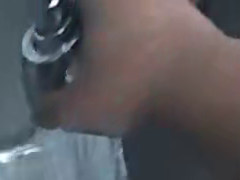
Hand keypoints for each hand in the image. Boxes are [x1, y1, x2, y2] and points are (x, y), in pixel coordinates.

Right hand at [38, 0, 225, 133]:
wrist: (198, 82)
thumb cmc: (127, 86)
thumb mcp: (74, 109)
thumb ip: (49, 107)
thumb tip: (41, 107)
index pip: (64, 2)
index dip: (56, 16)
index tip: (51, 36)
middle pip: (94, 7)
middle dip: (81, 22)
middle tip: (72, 51)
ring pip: (127, 10)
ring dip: (112, 29)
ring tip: (99, 60)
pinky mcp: (185, 9)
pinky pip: (149, 17)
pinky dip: (137, 35)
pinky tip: (129, 61)